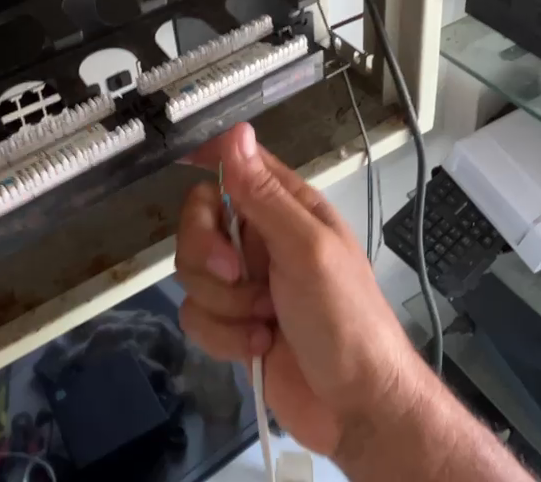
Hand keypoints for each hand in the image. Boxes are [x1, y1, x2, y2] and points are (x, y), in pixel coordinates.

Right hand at [173, 122, 425, 458]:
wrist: (358, 410)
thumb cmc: (346, 319)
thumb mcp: (307, 249)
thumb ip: (264, 195)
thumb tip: (236, 131)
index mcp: (286, 208)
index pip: (237, 166)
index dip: (209, 160)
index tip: (182, 162)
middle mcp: (260, 239)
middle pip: (198, 221)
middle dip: (208, 251)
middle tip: (235, 273)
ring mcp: (245, 283)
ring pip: (192, 272)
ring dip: (225, 303)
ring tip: (264, 320)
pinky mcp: (232, 325)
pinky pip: (196, 316)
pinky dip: (224, 336)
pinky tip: (259, 346)